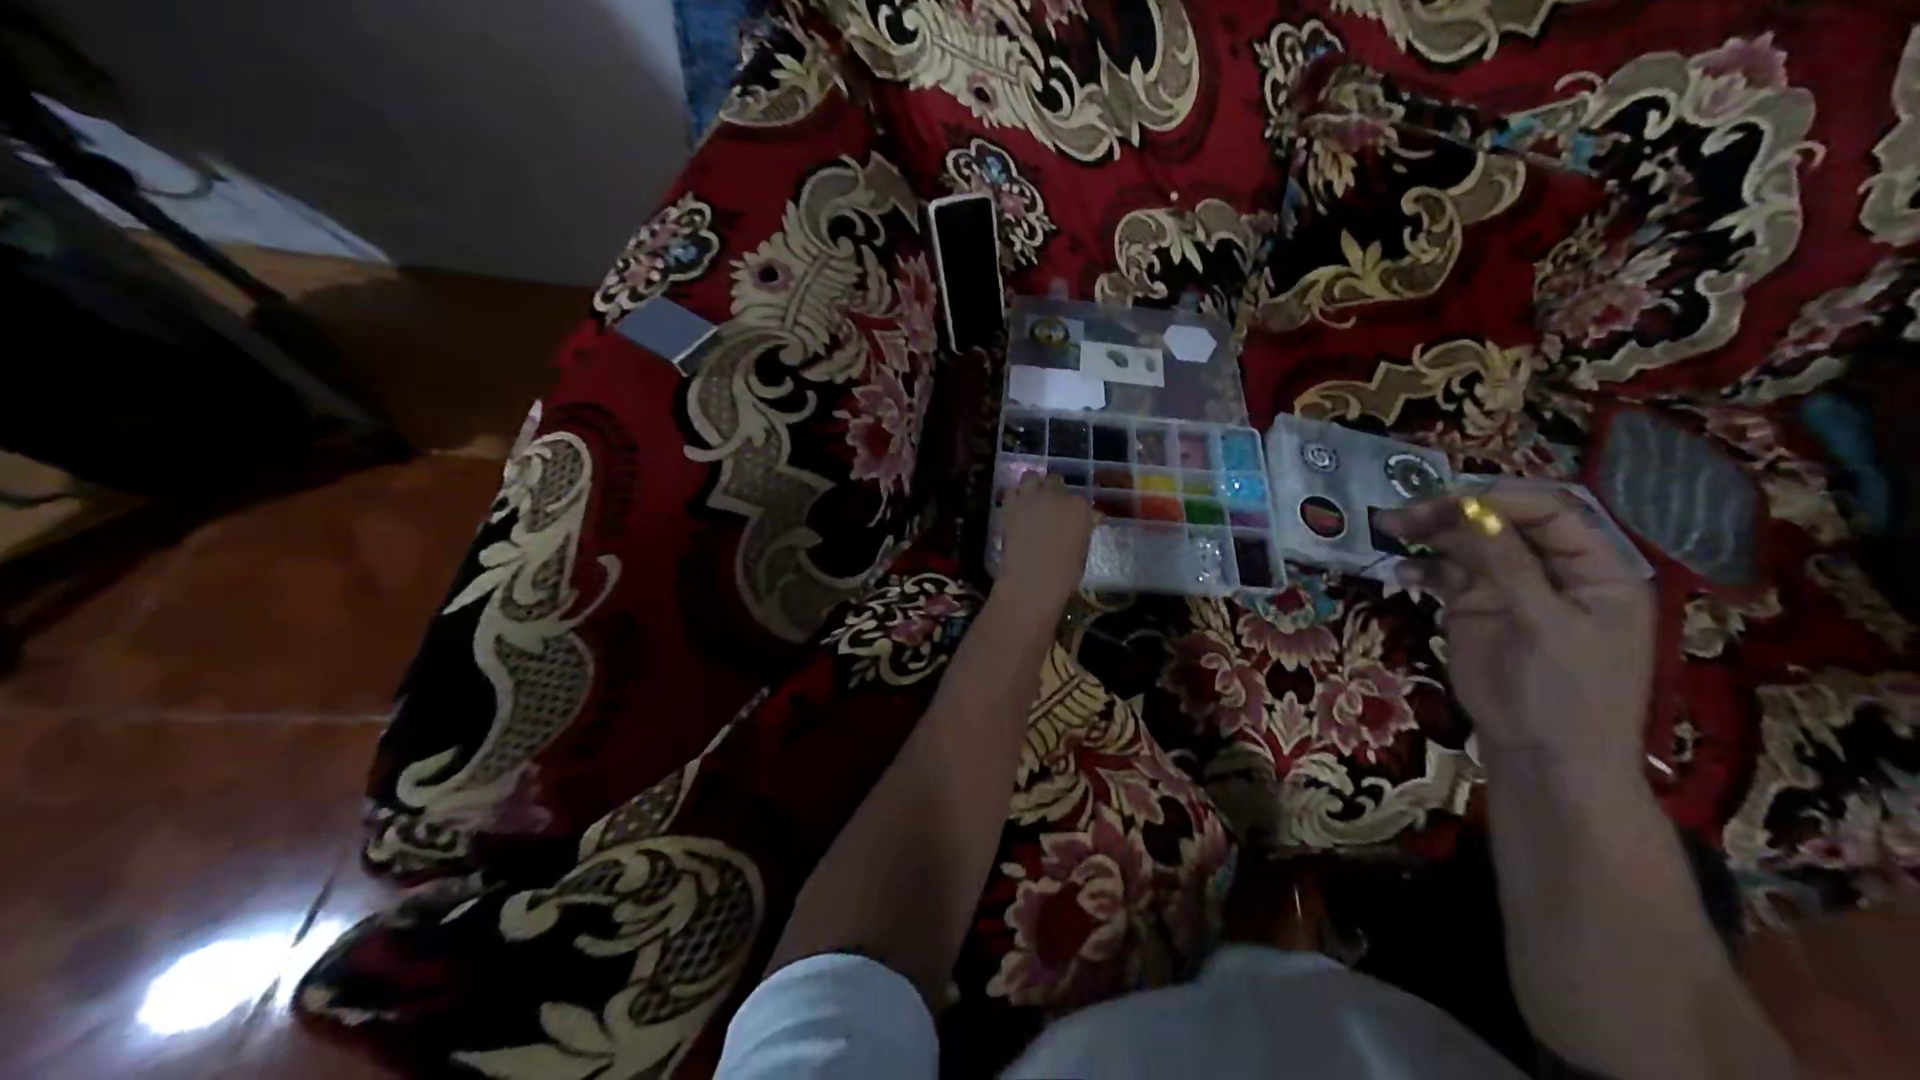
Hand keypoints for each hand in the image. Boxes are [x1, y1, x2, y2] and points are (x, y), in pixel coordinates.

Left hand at [997, 474, 1094, 614]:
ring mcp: (1032, 497)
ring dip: (1032, 485)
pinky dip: (1014, 497)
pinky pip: (1011, 491)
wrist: (1033, 578)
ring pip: (1030, 476)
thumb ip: (1083, 528)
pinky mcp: (1010, 504)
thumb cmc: (1065, 572)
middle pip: (1055, 480)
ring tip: (1030, 498)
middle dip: (1053, 490)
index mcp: (1079, 507)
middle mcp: (1057, 495)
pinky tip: (1015, 507)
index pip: (1078, 498)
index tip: (1069, 515)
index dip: (1072, 506)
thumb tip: (1090, 518)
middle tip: (1048, 504)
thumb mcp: (1082, 549)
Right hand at [1378, 483, 1654, 774]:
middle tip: (1406, 515)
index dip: (1501, 499)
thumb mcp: (1546, 626)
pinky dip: (1421, 570)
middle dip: (1454, 514)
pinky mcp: (1474, 609)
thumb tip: (1473, 510)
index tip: (1450, 500)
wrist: (1544, 756)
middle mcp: (1551, 570)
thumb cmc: (1568, 694)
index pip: (1551, 513)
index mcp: (1595, 569)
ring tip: (1390, 529)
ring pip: (1467, 545)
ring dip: (1429, 535)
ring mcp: (1509, 589)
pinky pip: (1445, 576)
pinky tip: (1402, 575)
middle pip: (1501, 523)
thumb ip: (1509, 565)